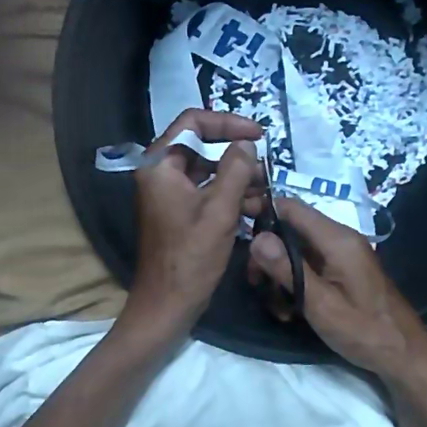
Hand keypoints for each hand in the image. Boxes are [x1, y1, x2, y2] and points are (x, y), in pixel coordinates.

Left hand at [124, 108, 263, 332]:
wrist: (167, 304)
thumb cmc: (190, 257)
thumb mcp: (220, 210)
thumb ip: (236, 170)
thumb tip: (247, 144)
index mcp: (160, 164)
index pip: (193, 122)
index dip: (227, 122)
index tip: (258, 134)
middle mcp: (160, 172)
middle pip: (203, 146)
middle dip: (237, 155)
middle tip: (266, 169)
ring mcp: (169, 192)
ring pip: (209, 170)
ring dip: (238, 178)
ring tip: (266, 193)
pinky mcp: (179, 211)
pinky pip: (207, 191)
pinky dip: (230, 195)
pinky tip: (256, 208)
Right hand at [246, 197, 426, 386]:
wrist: (404, 356)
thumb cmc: (364, 331)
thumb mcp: (320, 304)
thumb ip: (288, 269)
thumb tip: (257, 237)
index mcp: (337, 239)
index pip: (292, 207)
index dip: (262, 210)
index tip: (236, 224)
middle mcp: (340, 239)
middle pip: (290, 229)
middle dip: (267, 253)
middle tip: (256, 283)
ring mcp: (342, 255)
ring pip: (296, 250)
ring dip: (279, 274)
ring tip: (277, 306)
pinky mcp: (342, 271)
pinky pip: (308, 266)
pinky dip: (294, 283)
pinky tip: (291, 311)